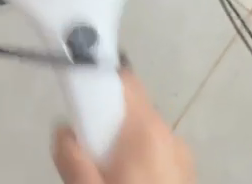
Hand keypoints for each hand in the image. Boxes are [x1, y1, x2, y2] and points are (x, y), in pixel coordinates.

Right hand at [52, 73, 196, 183]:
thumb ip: (70, 155)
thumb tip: (64, 130)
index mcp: (148, 130)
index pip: (122, 78)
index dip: (97, 81)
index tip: (77, 102)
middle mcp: (171, 137)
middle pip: (128, 111)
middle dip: (104, 126)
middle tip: (86, 157)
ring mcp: (184, 161)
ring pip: (141, 138)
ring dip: (120, 150)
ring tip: (105, 180)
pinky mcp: (187, 180)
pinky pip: (155, 159)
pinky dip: (137, 167)